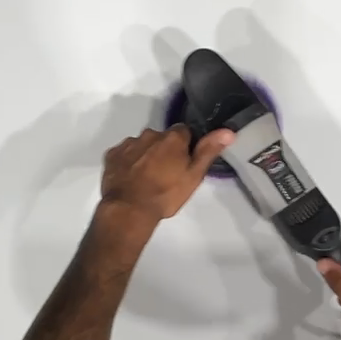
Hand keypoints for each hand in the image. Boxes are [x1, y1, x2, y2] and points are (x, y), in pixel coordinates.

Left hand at [99, 124, 234, 223]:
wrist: (129, 209)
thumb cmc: (166, 194)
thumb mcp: (193, 176)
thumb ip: (209, 151)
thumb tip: (228, 131)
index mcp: (173, 138)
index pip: (184, 132)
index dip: (185, 147)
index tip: (184, 163)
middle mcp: (150, 134)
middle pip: (161, 138)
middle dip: (164, 150)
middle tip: (165, 174)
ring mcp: (128, 144)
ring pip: (141, 145)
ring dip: (145, 156)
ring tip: (146, 179)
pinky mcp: (112, 155)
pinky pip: (123, 154)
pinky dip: (128, 162)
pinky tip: (130, 178)